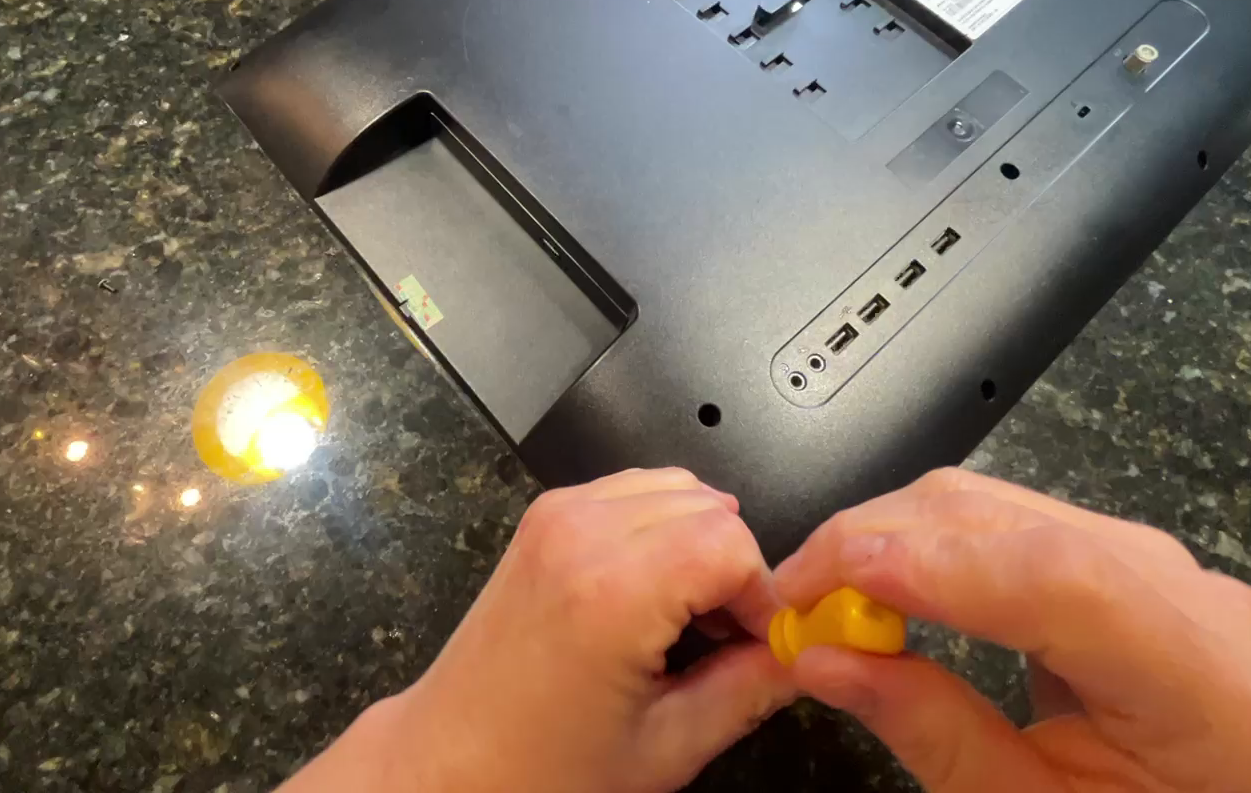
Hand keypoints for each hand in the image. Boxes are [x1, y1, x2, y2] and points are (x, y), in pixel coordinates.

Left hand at [280, 468, 794, 792]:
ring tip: (688, 609)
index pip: (731, 542)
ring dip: (699, 537)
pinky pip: (632, 488)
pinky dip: (661, 521)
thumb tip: (799, 652)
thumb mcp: (665, 747)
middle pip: (707, 506)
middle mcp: (582, 528)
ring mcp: (558, 510)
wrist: (451, 754)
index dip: (762, 592)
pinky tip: (652, 581)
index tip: (759, 642)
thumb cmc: (547, 767)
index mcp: (613, 588)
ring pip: (674, 485)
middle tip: (727, 633)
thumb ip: (747, 691)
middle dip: (734, 565)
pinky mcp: (545, 510)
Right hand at [775, 468, 1250, 792]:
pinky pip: (991, 510)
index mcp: (1221, 701)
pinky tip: (876, 573)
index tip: (822, 586)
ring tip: (822, 587)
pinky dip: (914, 534)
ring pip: (984, 500)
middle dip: (876, 544)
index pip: (1065, 584)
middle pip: (1006, 526)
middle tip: (792, 597)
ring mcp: (1153, 559)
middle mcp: (1195, 598)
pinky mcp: (1107, 545)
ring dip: (884, 532)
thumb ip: (931, 734)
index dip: (935, 565)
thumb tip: (815, 656)